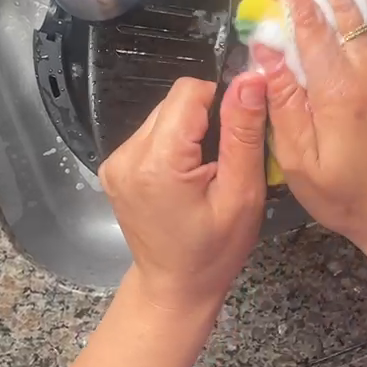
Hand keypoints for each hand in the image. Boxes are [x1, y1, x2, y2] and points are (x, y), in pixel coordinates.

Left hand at [99, 74, 268, 310]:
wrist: (175, 287)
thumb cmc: (215, 251)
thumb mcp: (242, 193)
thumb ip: (244, 132)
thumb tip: (250, 79)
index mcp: (157, 162)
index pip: (190, 91)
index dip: (222, 101)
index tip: (240, 132)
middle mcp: (126, 155)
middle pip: (176, 101)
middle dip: (208, 119)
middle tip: (227, 158)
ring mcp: (116, 160)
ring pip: (166, 114)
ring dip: (192, 131)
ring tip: (208, 169)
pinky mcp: (116, 165)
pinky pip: (154, 133)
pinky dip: (177, 144)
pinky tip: (189, 174)